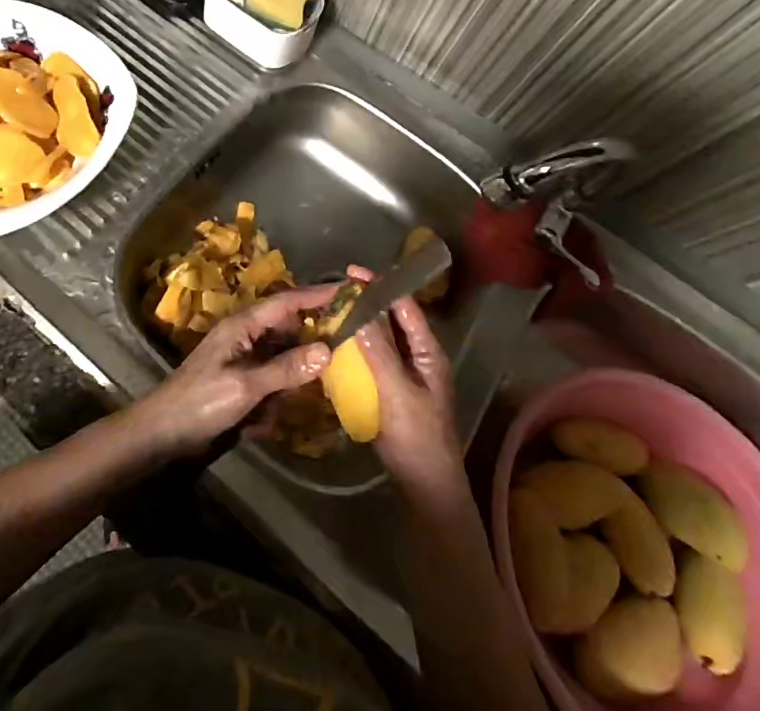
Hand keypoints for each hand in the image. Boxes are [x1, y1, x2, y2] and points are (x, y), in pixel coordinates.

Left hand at [128, 282, 340, 457]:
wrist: (162, 436)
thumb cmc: (199, 403)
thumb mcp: (244, 386)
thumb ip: (286, 369)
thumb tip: (328, 350)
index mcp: (243, 326)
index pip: (288, 301)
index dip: (319, 295)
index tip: (352, 291)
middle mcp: (248, 337)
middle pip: (291, 326)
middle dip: (319, 330)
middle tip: (356, 335)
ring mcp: (248, 360)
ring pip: (288, 352)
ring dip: (306, 362)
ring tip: (341, 366)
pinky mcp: (247, 383)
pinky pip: (278, 376)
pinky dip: (290, 386)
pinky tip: (308, 398)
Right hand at [348, 265, 465, 494]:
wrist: (427, 488)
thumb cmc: (416, 438)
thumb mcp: (396, 392)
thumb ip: (379, 352)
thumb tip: (359, 310)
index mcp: (428, 351)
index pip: (404, 306)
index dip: (379, 286)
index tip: (350, 272)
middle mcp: (420, 357)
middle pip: (394, 320)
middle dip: (368, 302)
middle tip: (334, 293)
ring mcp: (409, 375)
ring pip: (384, 340)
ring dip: (362, 326)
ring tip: (331, 315)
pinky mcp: (396, 392)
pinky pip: (377, 361)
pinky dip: (359, 350)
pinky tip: (337, 352)